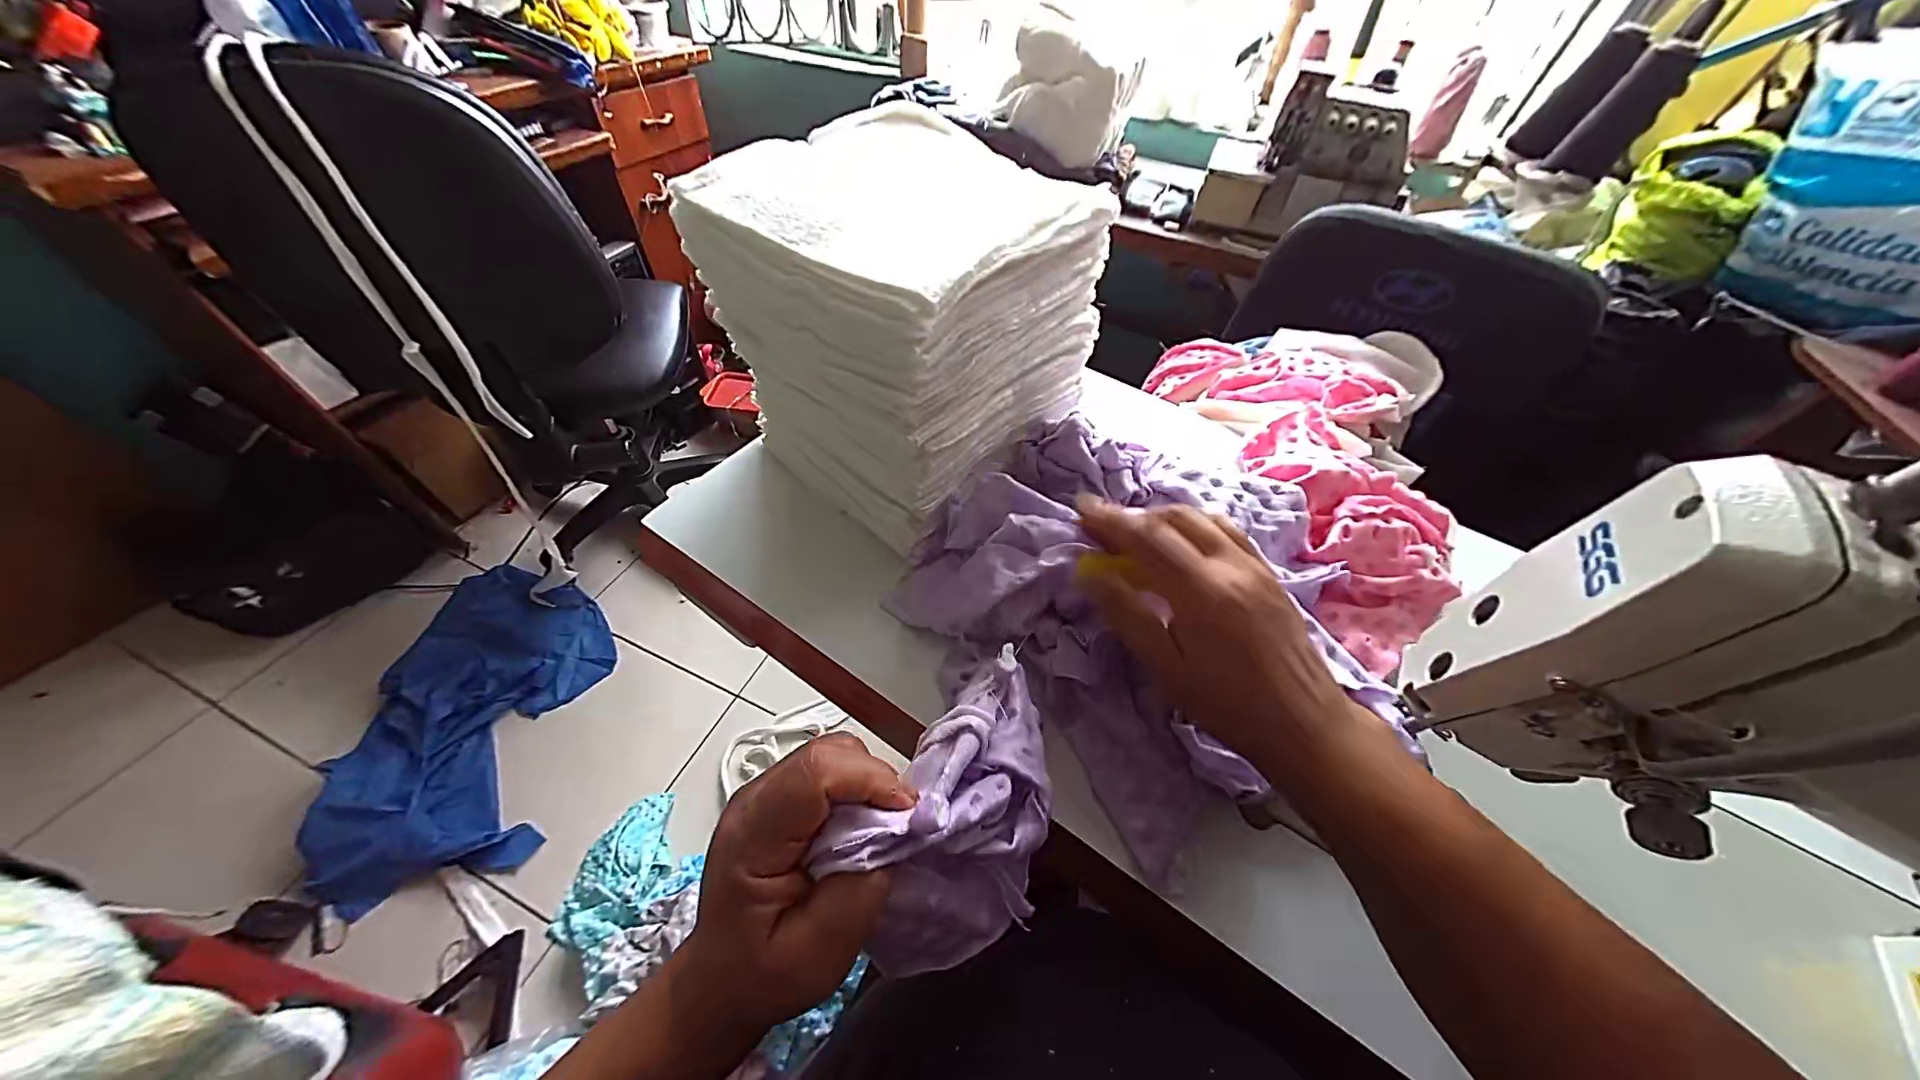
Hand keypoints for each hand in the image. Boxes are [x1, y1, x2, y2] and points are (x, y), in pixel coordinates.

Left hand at [674, 733, 915, 1038]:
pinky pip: (828, 769)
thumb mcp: (816, 956)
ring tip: (882, 826)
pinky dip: (857, 786)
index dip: (870, 781)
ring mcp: (765, 792)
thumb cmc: (760, 974)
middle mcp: (754, 801)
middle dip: (875, 779)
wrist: (721, 980)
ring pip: (831, 752)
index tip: (906, 814)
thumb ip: (858, 894)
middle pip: (826, 753)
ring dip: (868, 781)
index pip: (815, 774)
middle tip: (900, 823)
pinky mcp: (780, 795)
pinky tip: (862, 824)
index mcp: (753, 837)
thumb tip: (893, 839)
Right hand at [1077, 497, 1365, 766]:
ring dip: (1164, 517)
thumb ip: (1128, 616)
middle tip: (1102, 527)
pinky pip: (1227, 531)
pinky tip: (1183, 544)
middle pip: (1175, 518)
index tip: (1081, 508)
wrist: (1304, 723)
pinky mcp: (1269, 573)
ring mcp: (1255, 566)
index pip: (1147, 537)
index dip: (1110, 519)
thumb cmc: (1228, 705)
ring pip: (1203, 518)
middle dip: (1133, 515)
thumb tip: (1091, 575)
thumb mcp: (1167, 668)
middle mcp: (1231, 566)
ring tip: (1137, 534)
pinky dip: (1195, 525)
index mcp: (1202, 591)